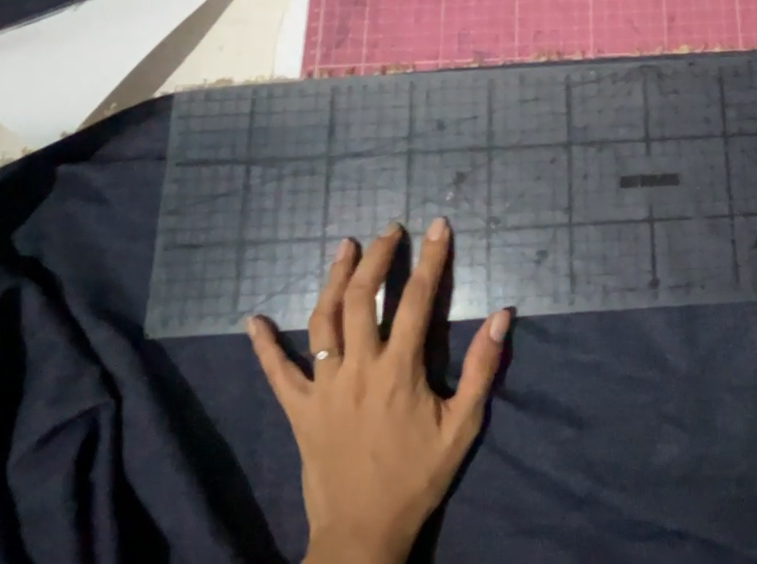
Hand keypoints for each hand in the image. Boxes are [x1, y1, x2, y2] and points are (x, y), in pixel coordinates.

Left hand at [248, 219, 513, 563]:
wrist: (364, 530)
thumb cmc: (419, 476)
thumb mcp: (463, 424)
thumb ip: (483, 368)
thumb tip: (502, 315)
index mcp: (400, 370)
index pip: (418, 300)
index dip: (430, 259)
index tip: (438, 226)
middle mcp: (359, 369)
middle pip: (362, 299)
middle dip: (378, 257)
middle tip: (388, 230)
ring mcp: (323, 388)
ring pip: (322, 321)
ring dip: (333, 279)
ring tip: (344, 247)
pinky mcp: (299, 410)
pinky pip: (276, 372)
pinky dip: (264, 345)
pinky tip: (254, 320)